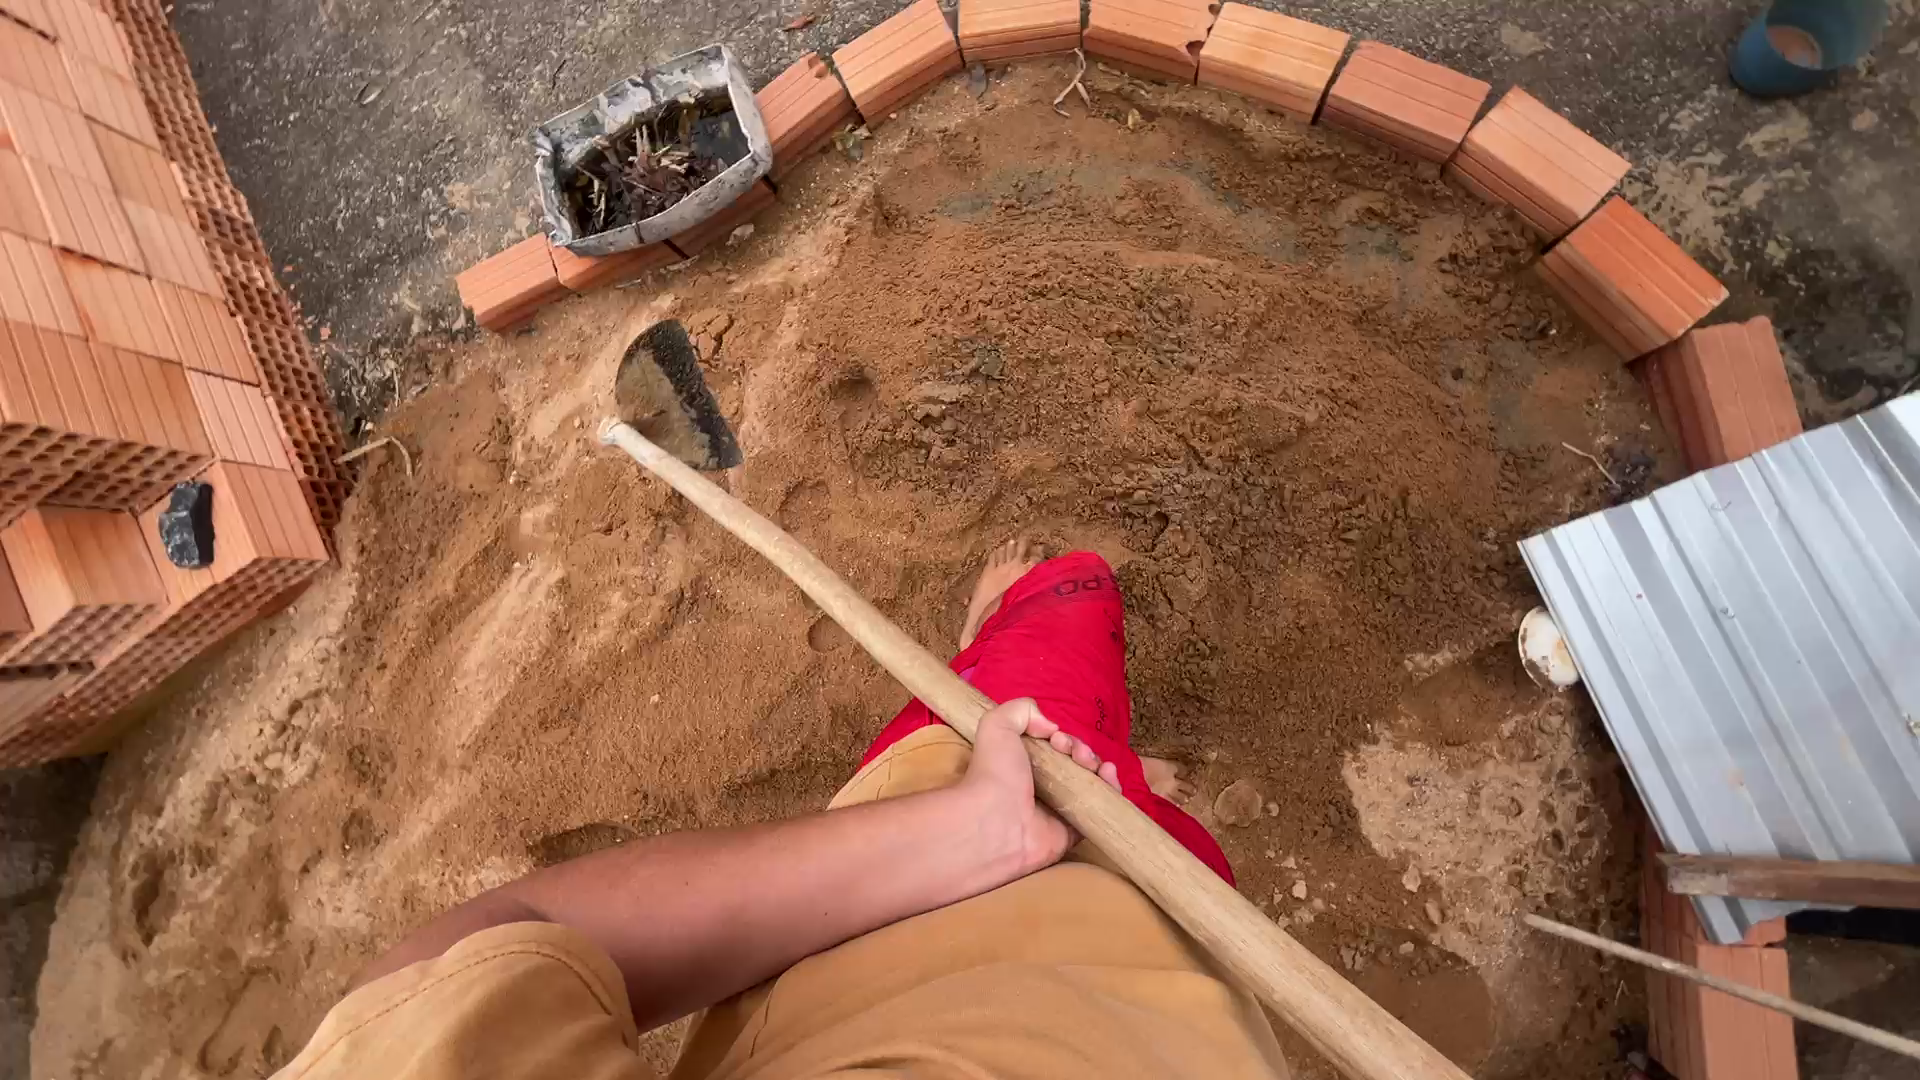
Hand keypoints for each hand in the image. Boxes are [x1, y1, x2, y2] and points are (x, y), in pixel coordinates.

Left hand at [955, 698, 1121, 884]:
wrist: (997, 824)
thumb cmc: (995, 773)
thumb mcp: (997, 725)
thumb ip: (1021, 710)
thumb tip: (1052, 727)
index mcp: (1022, 761)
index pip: (1052, 744)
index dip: (1062, 737)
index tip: (1056, 739)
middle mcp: (1041, 782)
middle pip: (1074, 760)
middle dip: (1080, 749)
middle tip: (1074, 754)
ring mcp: (1059, 805)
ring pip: (1089, 780)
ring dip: (1097, 765)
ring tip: (1090, 764)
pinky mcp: (1075, 828)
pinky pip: (1099, 806)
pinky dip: (1109, 789)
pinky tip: (1109, 776)